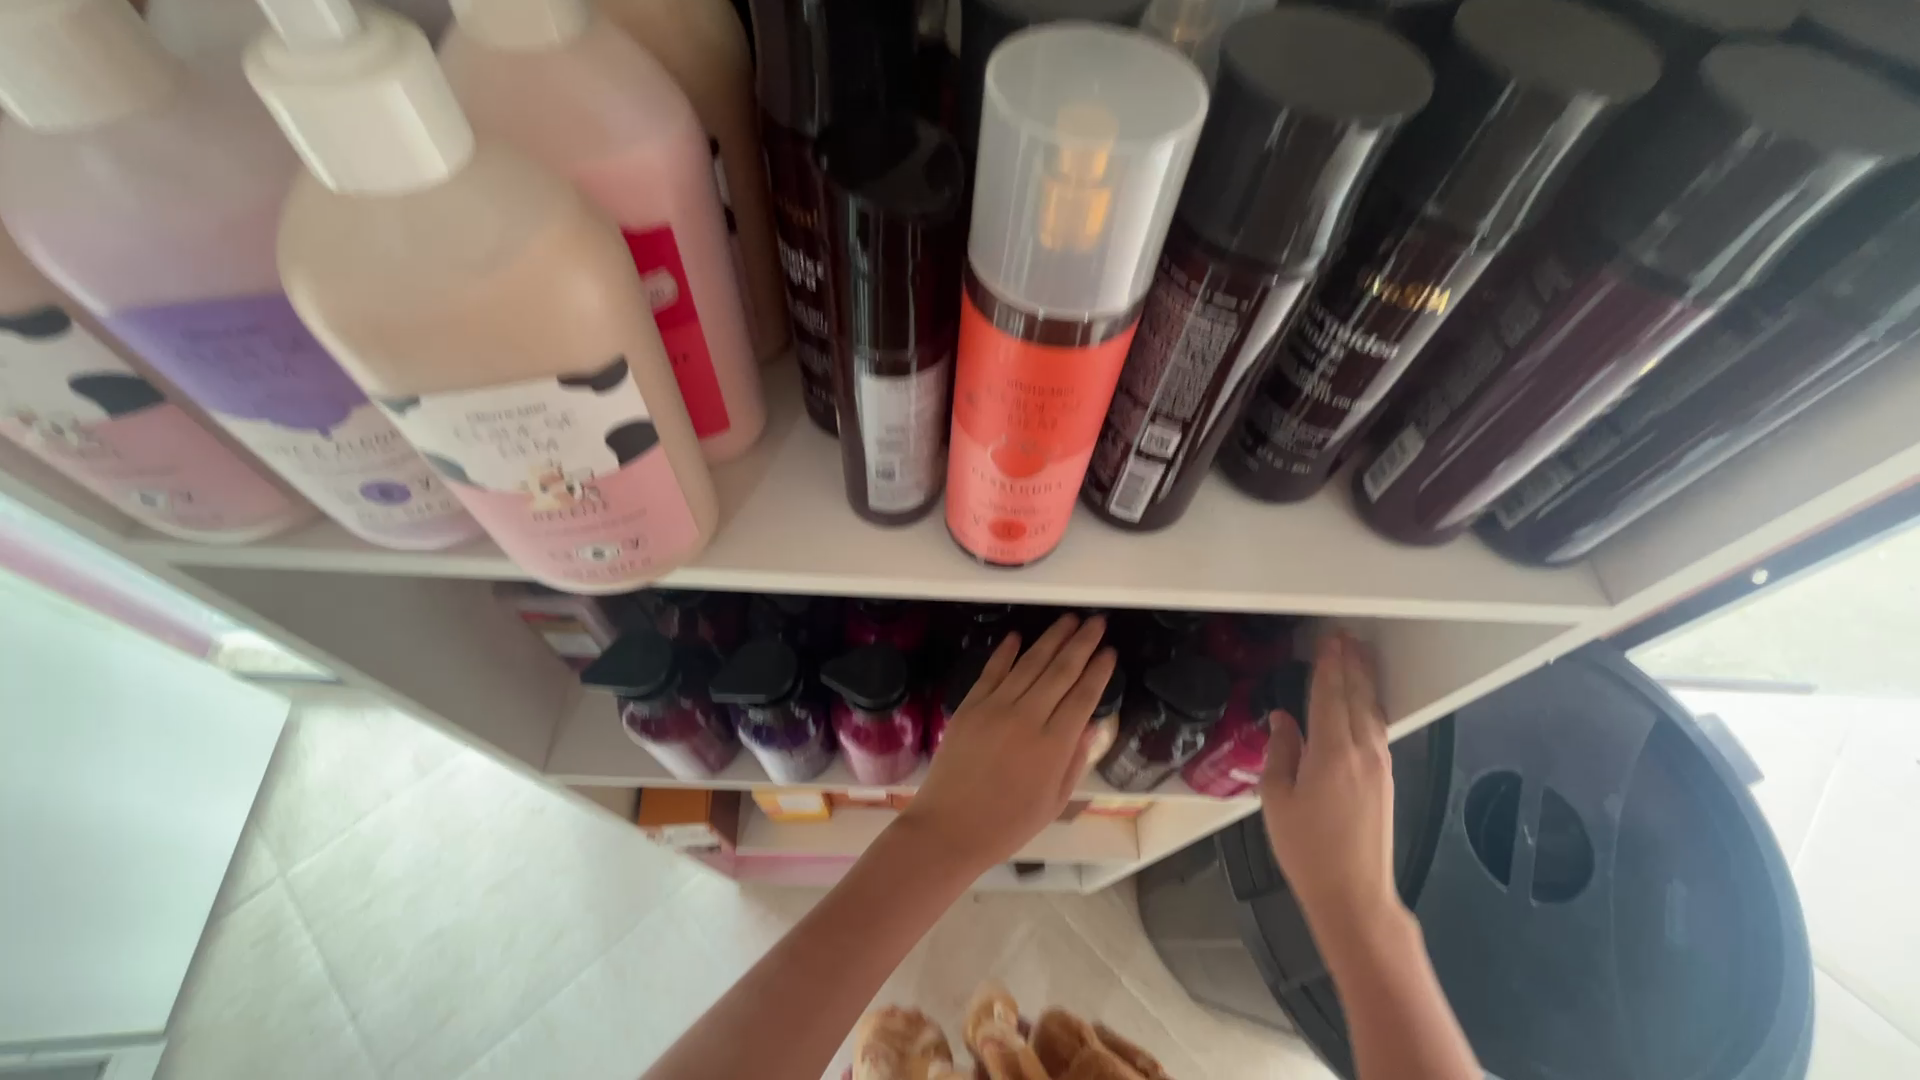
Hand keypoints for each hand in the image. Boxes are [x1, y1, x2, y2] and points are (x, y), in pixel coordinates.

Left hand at [897, 614, 1116, 873]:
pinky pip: (992, 671)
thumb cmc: (1007, 824)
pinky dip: (1006, 652)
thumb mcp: (1054, 802)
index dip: (1099, 671)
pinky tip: (1018, 636)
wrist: (949, 828)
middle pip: (1060, 671)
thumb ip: (1075, 760)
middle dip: (1082, 643)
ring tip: (1069, 620)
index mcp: (1054, 745)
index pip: (1083, 696)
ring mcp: (996, 708)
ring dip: (1051, 638)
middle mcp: (1028, 717)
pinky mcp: (970, 706)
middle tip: (1096, 622)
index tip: (1110, 652)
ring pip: (1029, 663)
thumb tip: (1092, 726)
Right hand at [1262, 632, 1403, 946]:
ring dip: (1364, 680)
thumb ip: (1280, 751)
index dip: (1328, 666)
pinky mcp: (1385, 779)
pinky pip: (1377, 728)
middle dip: (1351, 664)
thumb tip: (1283, 720)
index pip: (1329, 696)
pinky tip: (1364, 701)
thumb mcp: (1277, 798)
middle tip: (1345, 637)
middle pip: (1357, 696)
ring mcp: (1379, 765)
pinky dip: (1369, 704)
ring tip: (1358, 656)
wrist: (1353, 892)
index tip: (1328, 641)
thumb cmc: (1306, 848)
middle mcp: (1362, 752)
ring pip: (1372, 710)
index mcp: (1331, 753)